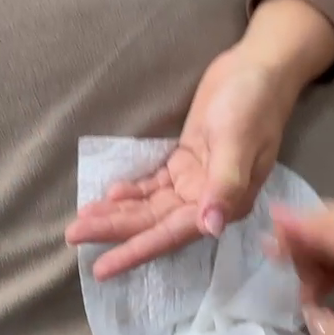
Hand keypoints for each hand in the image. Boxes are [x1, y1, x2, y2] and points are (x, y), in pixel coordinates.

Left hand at [67, 0, 333, 278]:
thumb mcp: (238, 141)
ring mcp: (197, 182)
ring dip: (118, 214)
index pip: (171, 234)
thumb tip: (210, 228)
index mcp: (225, 202)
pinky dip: (132, 193)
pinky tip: (109, 196)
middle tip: (72, 236)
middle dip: (115, 231)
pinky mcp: (187, 162)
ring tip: (81, 221)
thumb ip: (225, 185)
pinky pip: (155, 186)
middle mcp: (209, 200)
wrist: (261, 67)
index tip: (102, 267)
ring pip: (150, 207)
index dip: (136, 250)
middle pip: (153, 223)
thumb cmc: (253, 102)